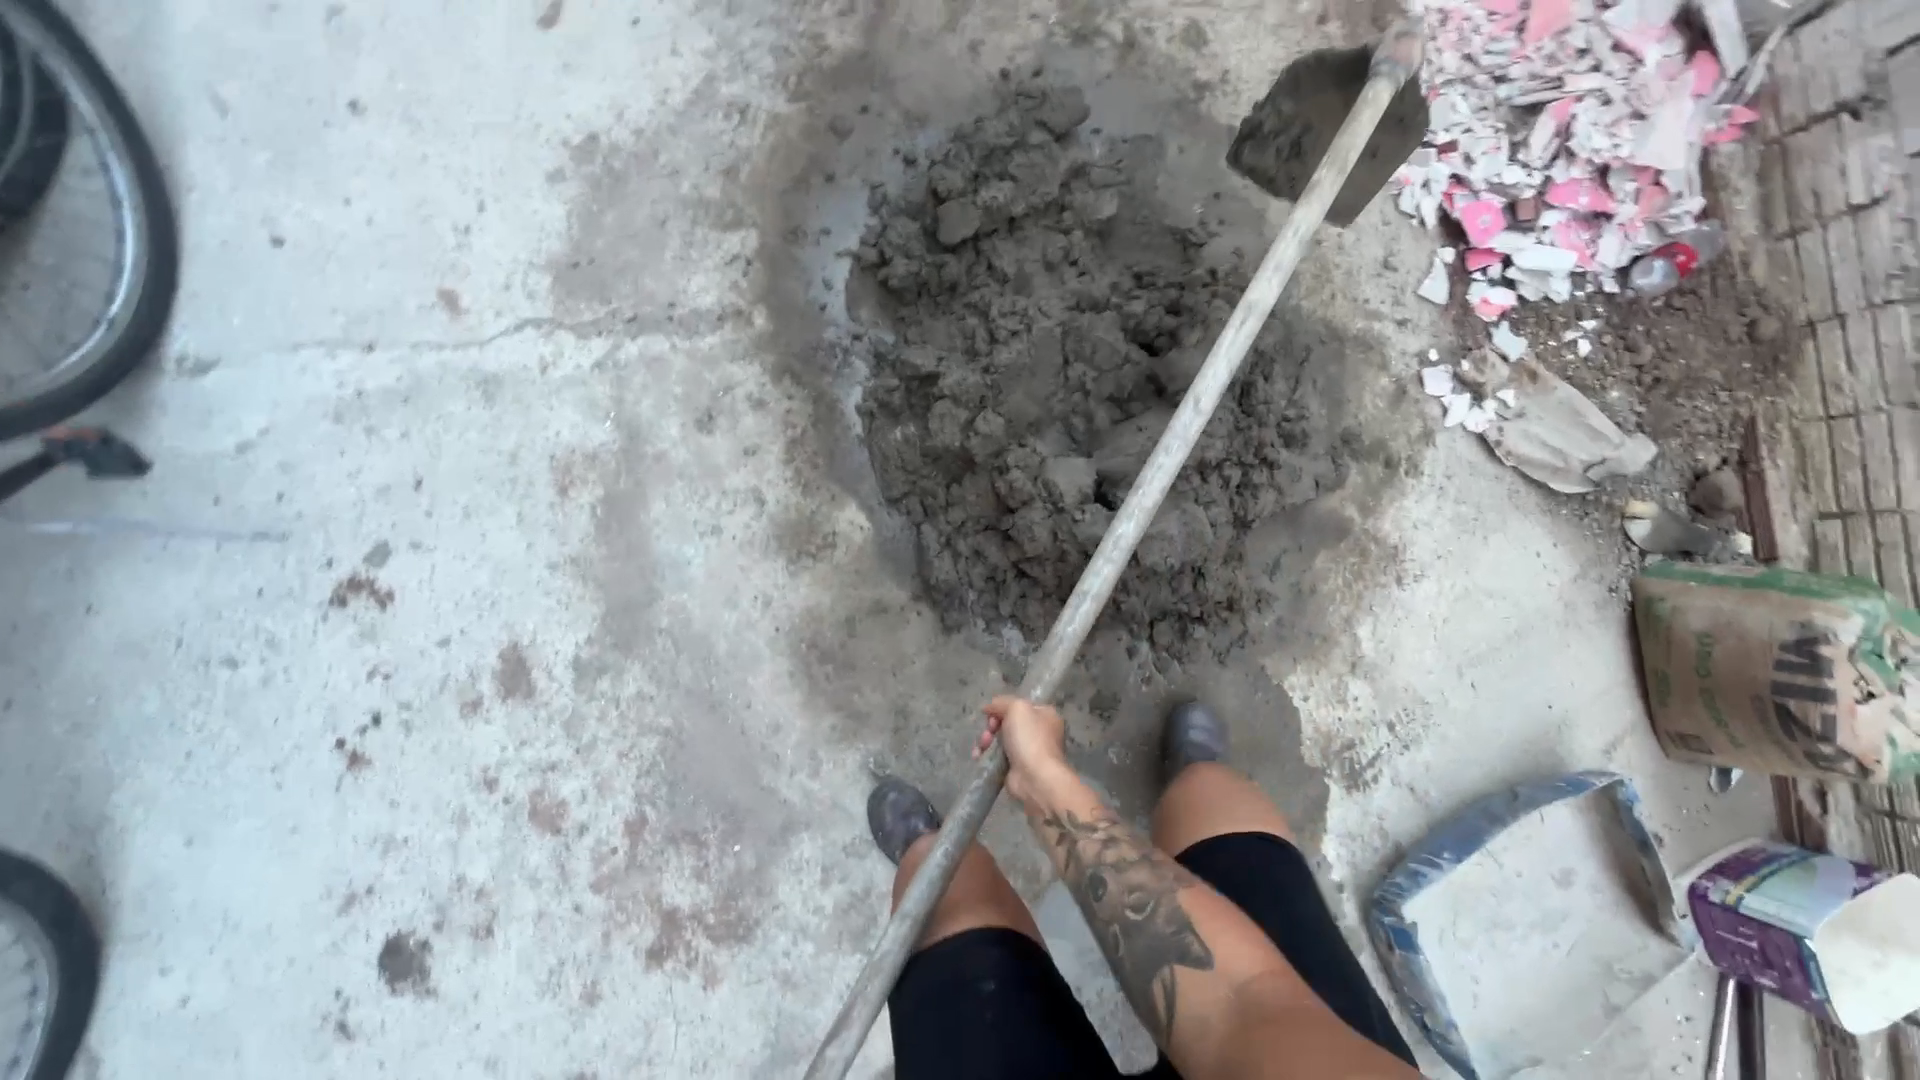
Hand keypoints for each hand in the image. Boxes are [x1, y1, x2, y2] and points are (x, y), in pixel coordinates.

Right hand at [977, 695, 1073, 806]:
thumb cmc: (1030, 739)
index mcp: (1045, 715)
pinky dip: (986, 755)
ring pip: (999, 739)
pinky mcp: (1015, 768)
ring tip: (982, 747)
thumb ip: (1002, 703)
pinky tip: (978, 756)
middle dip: (992, 726)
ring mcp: (1027, 751)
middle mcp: (1038, 732)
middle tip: (988, 733)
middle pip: (1006, 722)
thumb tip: (989, 707)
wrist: (1034, 778)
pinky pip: (996, 756)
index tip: (992, 715)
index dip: (1002, 708)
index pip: (1019, 706)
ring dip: (985, 741)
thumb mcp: (1017, 708)